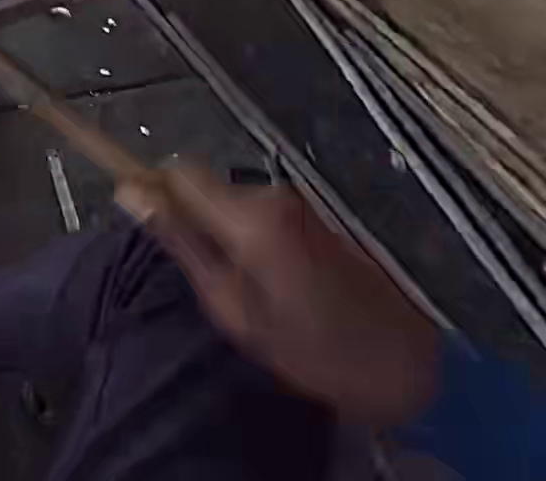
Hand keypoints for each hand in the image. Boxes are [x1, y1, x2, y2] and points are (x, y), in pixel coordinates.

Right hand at [118, 165, 438, 423]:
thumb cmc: (312, 349)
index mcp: (249, 219)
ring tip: (242, 276)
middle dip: (190, 213)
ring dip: (220, 225)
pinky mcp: (315, 216)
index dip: (156, 186)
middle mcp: (273, 199)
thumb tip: (129, 194)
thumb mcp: (228, 305)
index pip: (178, 171)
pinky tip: (270, 274)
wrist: (416, 373)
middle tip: (203, 263)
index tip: (151, 215)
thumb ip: (179, 243)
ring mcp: (299, 206)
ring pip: (227, 197)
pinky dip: (248, 232)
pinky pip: (256, 209)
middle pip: (202, 183)